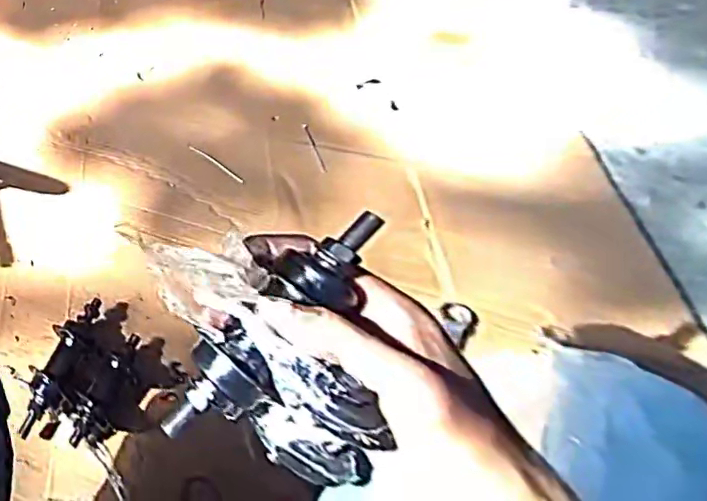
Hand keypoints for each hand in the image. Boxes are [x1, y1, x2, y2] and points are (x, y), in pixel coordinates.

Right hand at [245, 235, 575, 500]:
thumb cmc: (484, 453)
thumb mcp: (412, 383)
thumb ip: (346, 339)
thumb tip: (278, 307)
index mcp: (393, 317)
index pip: (325, 264)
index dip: (282, 254)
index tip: (242, 258)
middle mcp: (370, 337)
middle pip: (300, 296)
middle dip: (257, 291)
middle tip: (222, 294)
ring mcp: (356, 371)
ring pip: (291, 332)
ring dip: (254, 326)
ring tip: (223, 323)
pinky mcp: (343, 404)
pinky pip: (293, 371)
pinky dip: (264, 362)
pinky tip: (246, 363)